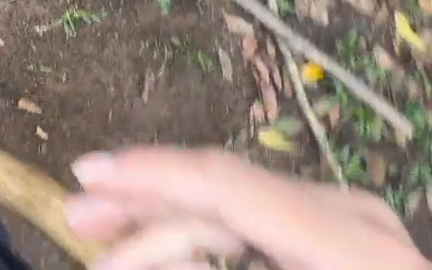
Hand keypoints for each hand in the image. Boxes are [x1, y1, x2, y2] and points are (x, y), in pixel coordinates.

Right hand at [66, 148, 431, 269]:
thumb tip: (131, 257)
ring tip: (106, 230)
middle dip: (144, 200)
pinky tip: (167, 240)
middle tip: (77, 214)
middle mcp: (352, 217)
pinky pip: (255, 221)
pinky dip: (205, 230)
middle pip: (222, 188)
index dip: (148, 175)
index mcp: (353, 248)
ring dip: (167, 216)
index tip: (84, 176)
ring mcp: (353, 224)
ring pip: (233, 201)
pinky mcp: (345, 237)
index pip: (225, 182)